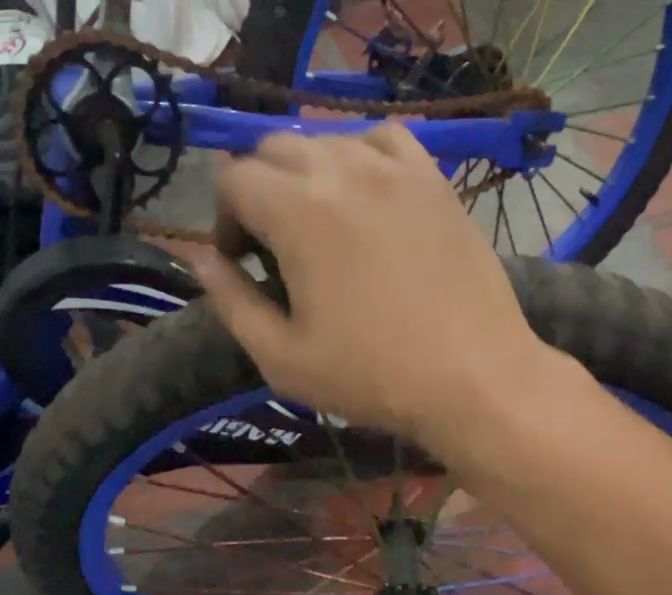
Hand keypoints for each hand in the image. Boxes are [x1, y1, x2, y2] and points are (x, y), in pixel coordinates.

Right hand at [193, 124, 546, 443]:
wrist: (474, 378)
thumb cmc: (372, 378)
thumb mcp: (283, 358)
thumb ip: (231, 301)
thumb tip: (197, 258)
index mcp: (298, 211)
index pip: (233, 179)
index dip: (225, 221)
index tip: (244, 266)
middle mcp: (343, 169)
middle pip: (274, 147)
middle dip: (259, 190)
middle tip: (276, 249)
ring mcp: (396, 168)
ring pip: (327, 139)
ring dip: (307, 173)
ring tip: (322, 225)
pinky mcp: (435, 180)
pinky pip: (385, 139)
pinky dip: (362, 156)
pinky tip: (369, 196)